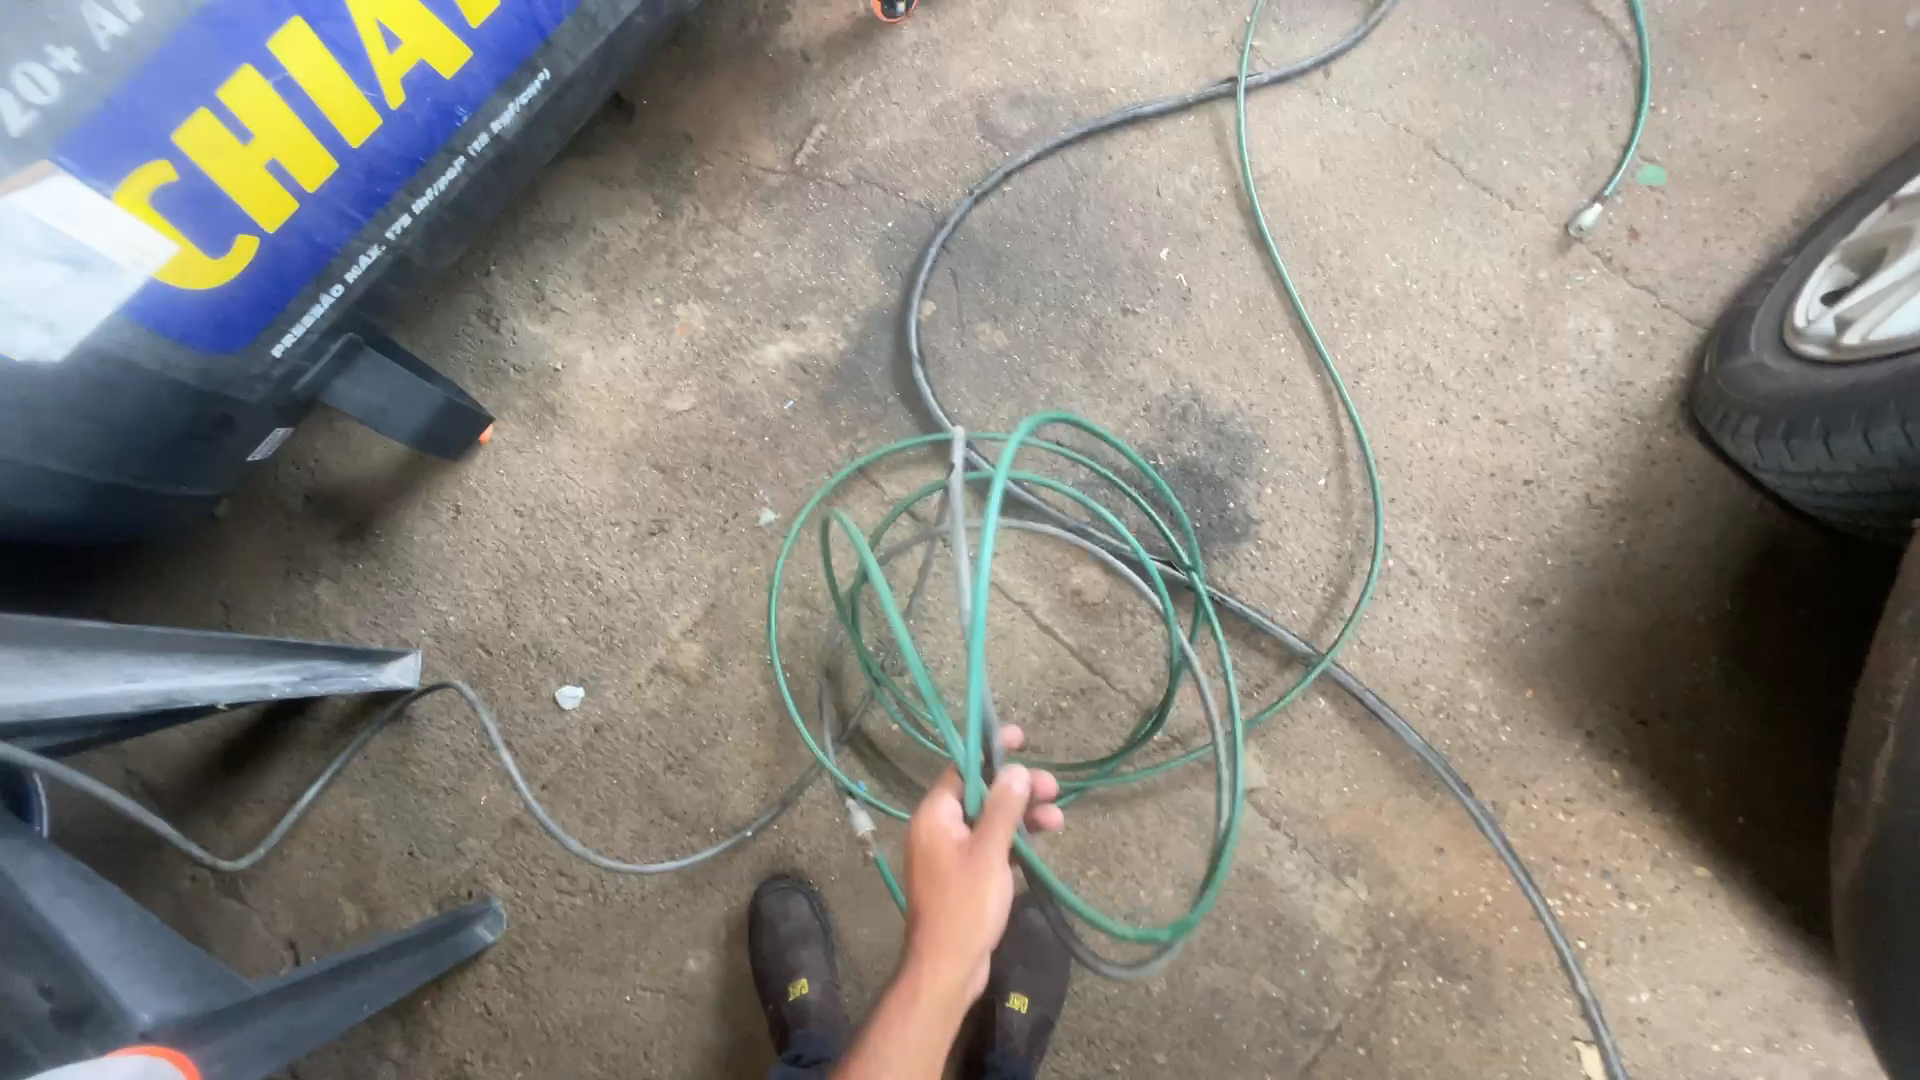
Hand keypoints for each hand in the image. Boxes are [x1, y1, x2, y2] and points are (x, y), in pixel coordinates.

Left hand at [900, 725, 1063, 1005]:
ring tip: (1058, 817)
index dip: (990, 751)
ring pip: (990, 820)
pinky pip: (990, 844)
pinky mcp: (964, 875)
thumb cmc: (965, 905)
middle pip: (980, 794)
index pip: (962, 768)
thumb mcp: (989, 852)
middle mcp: (938, 828)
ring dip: (1022, 815)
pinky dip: (1014, 840)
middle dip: (1016, 789)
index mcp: (934, 815)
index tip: (1020, 738)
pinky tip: (1041, 840)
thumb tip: (1015, 770)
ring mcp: (951, 853)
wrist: (947, 969)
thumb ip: (1003, 808)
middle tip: (1052, 787)